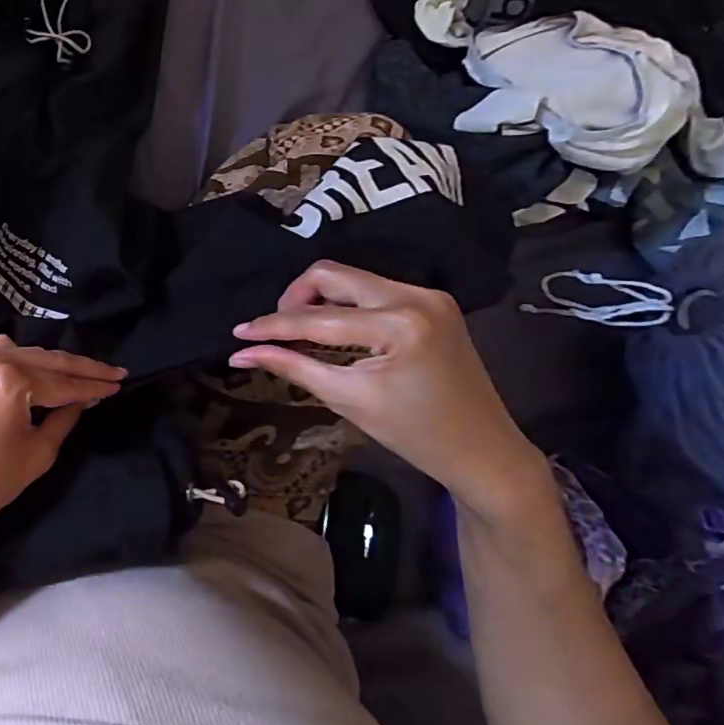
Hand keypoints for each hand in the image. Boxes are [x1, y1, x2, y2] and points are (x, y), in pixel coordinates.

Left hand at [0, 336, 124, 563]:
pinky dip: (25, 357)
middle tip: (113, 372)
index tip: (120, 382)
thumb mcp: (40, 451)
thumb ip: (67, 416)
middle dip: (83, 369)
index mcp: (11, 380)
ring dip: (56, 364)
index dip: (95, 385)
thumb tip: (85, 398)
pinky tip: (40, 366)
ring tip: (84, 373)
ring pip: (28, 354)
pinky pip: (2, 351)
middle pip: (49, 361)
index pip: (64, 382)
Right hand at [230, 261, 546, 513]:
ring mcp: (428, 294)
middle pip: (334, 274)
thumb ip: (294, 367)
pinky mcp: (432, 301)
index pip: (319, 318)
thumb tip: (244, 353)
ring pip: (353, 279)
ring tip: (299, 331)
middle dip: (296, 298)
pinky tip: (333, 328)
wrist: (484, 450)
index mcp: (400, 323)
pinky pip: (374, 290)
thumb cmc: (416, 435)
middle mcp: (416, 295)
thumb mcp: (350, 400)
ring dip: (320, 300)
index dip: (273, 326)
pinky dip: (347, 305)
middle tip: (274, 329)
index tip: (239, 333)